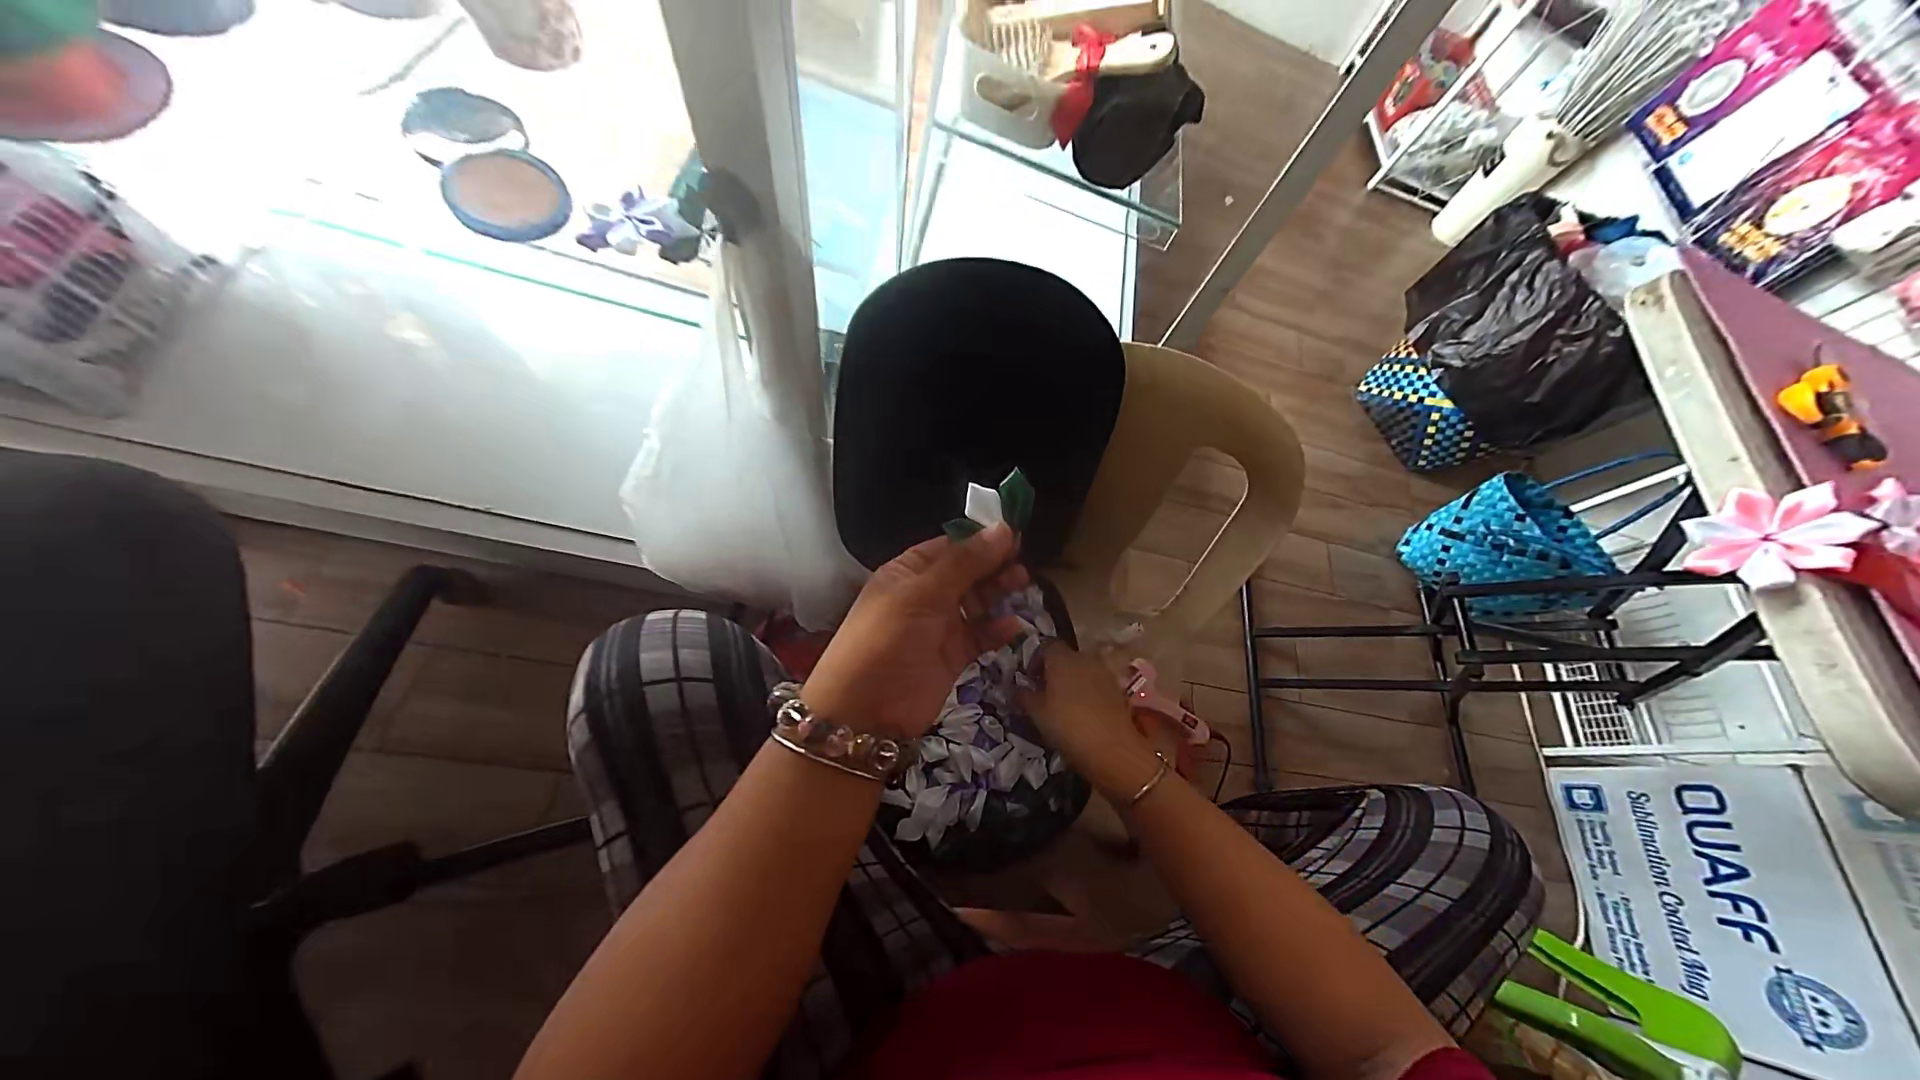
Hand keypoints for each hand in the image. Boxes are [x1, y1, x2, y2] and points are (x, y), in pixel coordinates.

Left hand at [802, 523, 1029, 739]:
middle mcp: (925, 595)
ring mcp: (939, 627)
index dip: (981, 539)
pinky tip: (1015, 625)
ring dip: (999, 593)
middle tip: (1024, 560)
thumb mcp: (923, 594)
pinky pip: (980, 636)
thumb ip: (966, 563)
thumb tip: (1003, 528)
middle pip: (967, 572)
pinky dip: (998, 630)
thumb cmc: (887, 641)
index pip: (950, 546)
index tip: (1015, 532)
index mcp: (909, 572)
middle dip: (993, 565)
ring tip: (1024, 583)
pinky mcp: (952, 656)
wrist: (865, 712)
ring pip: (977, 602)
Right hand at [1020, 644, 1162, 801]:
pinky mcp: (1118, 689)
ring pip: (1083, 670)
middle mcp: (1085, 658)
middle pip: (1066, 657)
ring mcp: (1104, 672)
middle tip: (1044, 693)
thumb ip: (1023, 695)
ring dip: (1072, 681)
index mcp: (1062, 658)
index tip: (1029, 679)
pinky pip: (1097, 683)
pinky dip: (1088, 691)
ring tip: (1063, 704)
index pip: (1046, 646)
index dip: (1035, 660)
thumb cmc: (1067, 725)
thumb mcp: (1037, 713)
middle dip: (1054, 671)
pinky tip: (1082, 712)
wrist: (1112, 748)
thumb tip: (1014, 687)